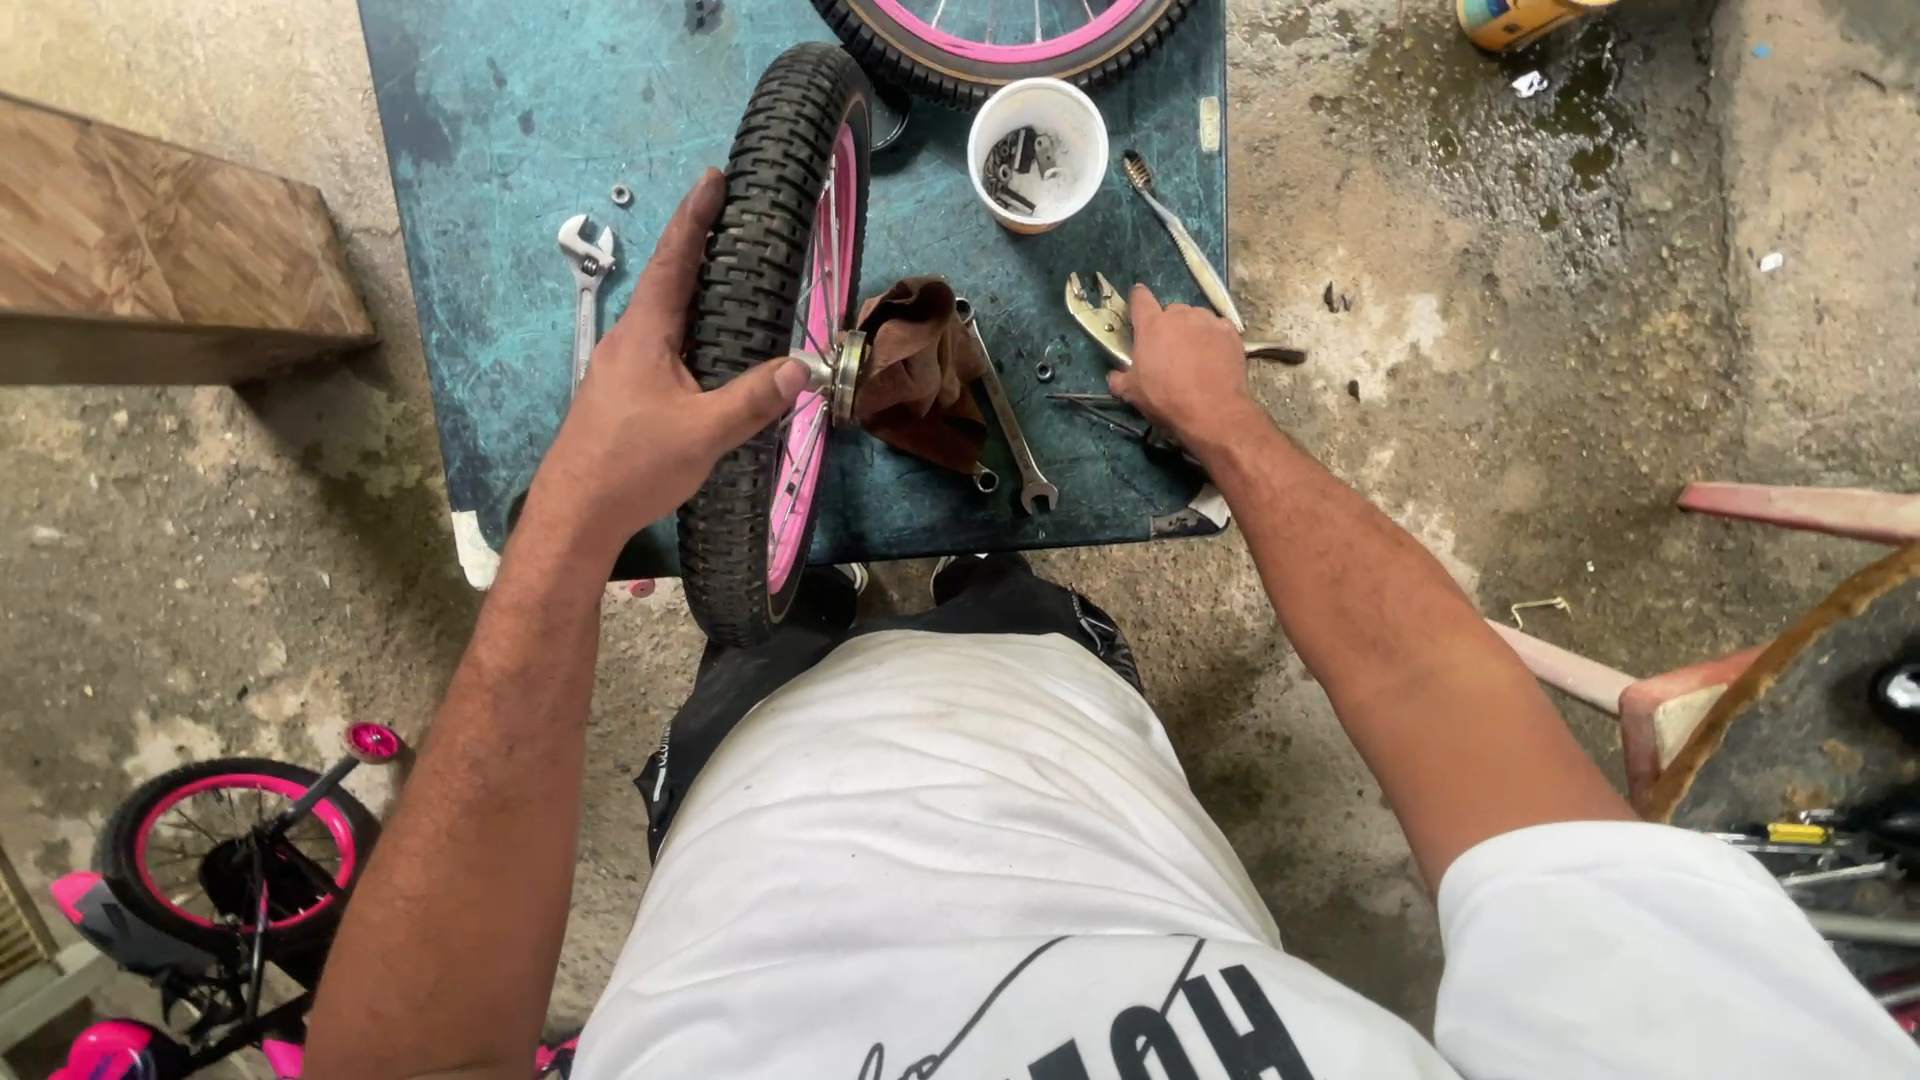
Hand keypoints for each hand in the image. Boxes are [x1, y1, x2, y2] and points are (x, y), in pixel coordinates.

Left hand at [527, 168, 808, 561]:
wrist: (577, 512)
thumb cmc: (635, 464)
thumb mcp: (705, 432)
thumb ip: (754, 399)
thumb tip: (802, 367)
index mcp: (645, 334)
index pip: (675, 262)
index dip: (696, 218)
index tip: (715, 179)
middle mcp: (628, 340)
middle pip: (670, 284)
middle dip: (702, 253)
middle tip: (740, 233)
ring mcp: (620, 367)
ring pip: (666, 321)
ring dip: (697, 298)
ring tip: (735, 291)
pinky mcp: (622, 394)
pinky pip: (664, 349)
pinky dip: (692, 336)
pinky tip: (711, 358)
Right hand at [1107, 285, 1259, 444]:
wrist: (1212, 410)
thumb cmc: (1166, 398)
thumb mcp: (1131, 393)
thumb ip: (1119, 379)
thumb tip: (1115, 376)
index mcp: (1152, 325)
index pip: (1140, 299)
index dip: (1138, 300)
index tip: (1138, 305)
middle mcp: (1181, 316)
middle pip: (1171, 311)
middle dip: (1167, 326)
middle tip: (1167, 350)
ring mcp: (1208, 321)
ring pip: (1195, 318)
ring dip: (1191, 330)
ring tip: (1193, 355)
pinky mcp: (1230, 332)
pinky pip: (1217, 329)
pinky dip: (1212, 338)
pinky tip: (1212, 357)